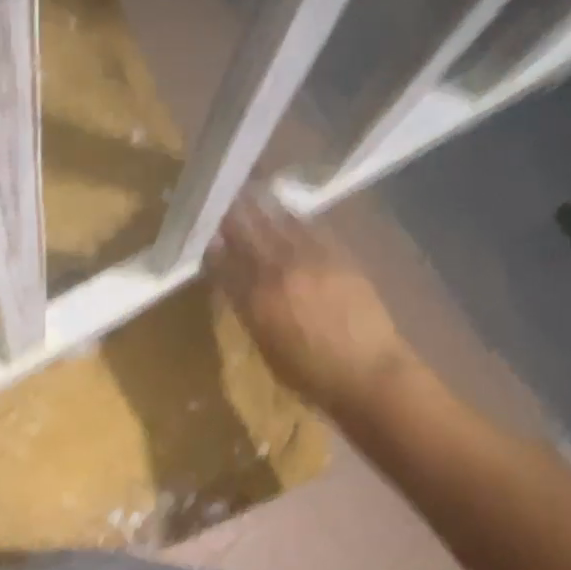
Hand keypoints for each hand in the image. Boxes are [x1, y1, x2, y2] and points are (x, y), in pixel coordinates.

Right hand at [205, 199, 413, 412]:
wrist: (367, 373)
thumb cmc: (310, 375)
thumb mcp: (266, 348)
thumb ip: (248, 311)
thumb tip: (235, 285)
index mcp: (257, 300)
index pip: (224, 263)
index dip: (211, 248)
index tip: (203, 235)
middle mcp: (281, 271)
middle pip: (250, 232)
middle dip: (233, 215)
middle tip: (221, 200)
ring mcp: (313, 259)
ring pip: (280, 222)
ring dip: (262, 207)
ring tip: (250, 194)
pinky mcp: (340, 255)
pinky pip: (310, 227)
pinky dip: (294, 218)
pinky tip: (287, 213)